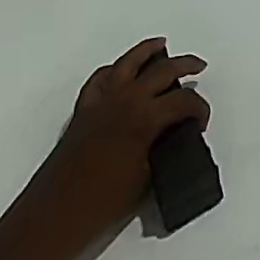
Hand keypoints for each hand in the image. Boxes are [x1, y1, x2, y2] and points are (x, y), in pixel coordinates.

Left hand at [25, 37, 210, 243]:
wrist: (58, 214)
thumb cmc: (103, 203)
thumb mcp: (148, 177)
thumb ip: (164, 148)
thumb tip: (173, 138)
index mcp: (145, 117)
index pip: (184, 100)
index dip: (199, 109)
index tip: (201, 122)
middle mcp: (125, 100)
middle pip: (162, 70)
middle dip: (184, 66)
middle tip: (198, 68)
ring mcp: (102, 100)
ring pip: (129, 62)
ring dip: (147, 51)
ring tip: (161, 46)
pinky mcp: (84, 108)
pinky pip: (101, 78)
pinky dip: (115, 70)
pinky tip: (122, 71)